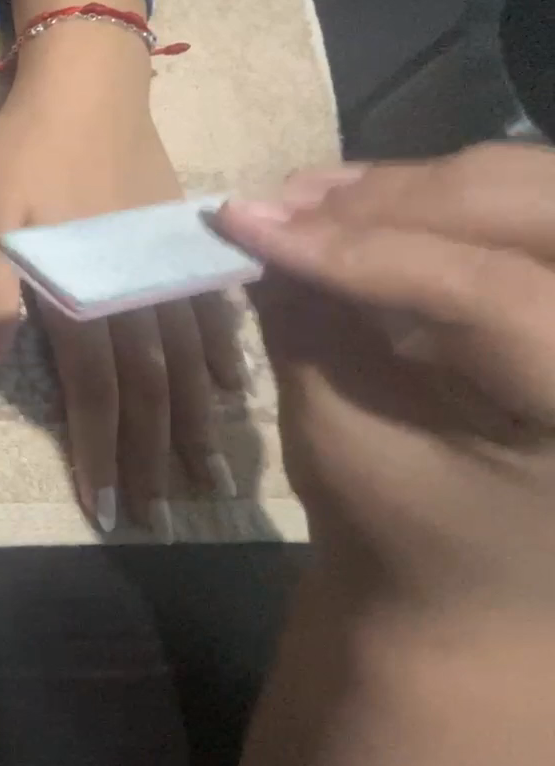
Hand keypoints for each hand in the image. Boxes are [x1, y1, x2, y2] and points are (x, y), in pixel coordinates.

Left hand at [0, 32, 243, 536]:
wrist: (86, 90)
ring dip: (196, 427)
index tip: (109, 510)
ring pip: (189, 367)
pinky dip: (225, 363)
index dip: (99, 454)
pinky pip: (217, 319)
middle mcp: (137, 297)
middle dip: (151, 460)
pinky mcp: (188, 250)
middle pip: (148, 395)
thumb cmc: (24, 157)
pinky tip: (231, 396)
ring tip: (211, 482)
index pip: (94, 395)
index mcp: (83, 298)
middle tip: (162, 519)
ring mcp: (172, 273)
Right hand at [216, 143, 554, 616]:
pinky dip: (430, 192)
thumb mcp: (338, 438)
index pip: (493, 295)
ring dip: (408, 186)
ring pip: (535, 187)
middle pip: (538, 211)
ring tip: (298, 201)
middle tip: (274, 209)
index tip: (240, 222)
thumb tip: (255, 234)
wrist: (473, 578)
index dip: (356, 251)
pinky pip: (523, 202)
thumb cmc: (400, 529)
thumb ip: (307, 330)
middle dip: (390, 200)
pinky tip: (343, 201)